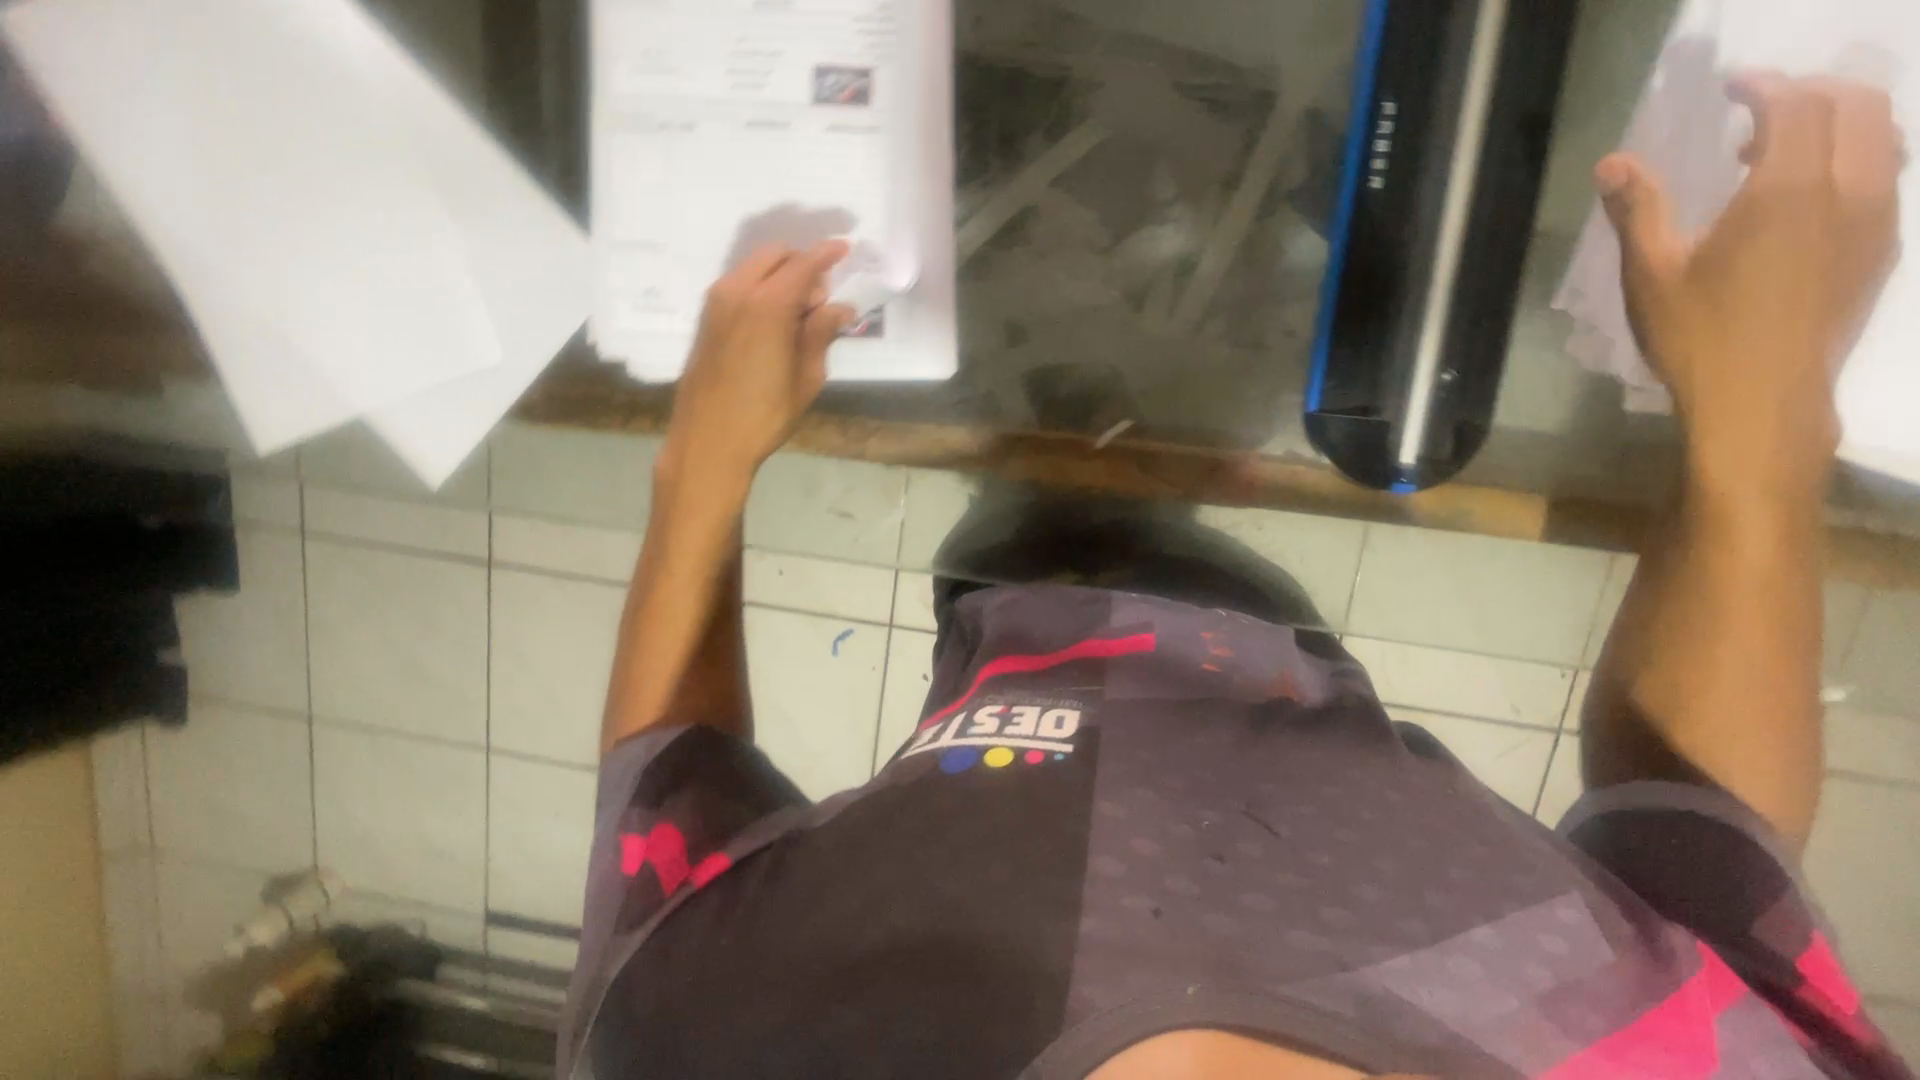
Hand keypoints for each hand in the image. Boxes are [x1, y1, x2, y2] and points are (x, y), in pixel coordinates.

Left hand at [663, 242, 854, 483]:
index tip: (846, 249)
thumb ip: (821, 333)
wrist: (709, 440)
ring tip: (800, 314)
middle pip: (776, 255)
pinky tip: (774, 321)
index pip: (804, 263)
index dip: (827, 254)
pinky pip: (739, 284)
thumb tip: (839, 308)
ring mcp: (716, 302)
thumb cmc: (765, 415)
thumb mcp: (806, 377)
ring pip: (755, 267)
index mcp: (769, 304)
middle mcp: (739, 291)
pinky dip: (761, 287)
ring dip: (781, 276)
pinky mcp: (706, 318)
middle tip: (821, 299)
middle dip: (803, 265)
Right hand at [1600, 73, 1902, 504]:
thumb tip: (1613, 163)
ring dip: (1838, 123)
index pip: (1795, 104)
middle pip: (1857, 104)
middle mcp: (1848, 189)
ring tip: (1779, 149)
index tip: (1732, 84)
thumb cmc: (1697, 336)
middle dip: (1810, 92)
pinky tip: (1805, 196)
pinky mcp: (1880, 248)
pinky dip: (1852, 159)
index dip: (1765, 84)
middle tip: (1759, 106)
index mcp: (1787, 189)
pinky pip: (1884, 176)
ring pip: (1883, 136)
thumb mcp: (1650, 274)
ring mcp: (1875, 218)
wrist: (1763, 399)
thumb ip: (1638, 211)